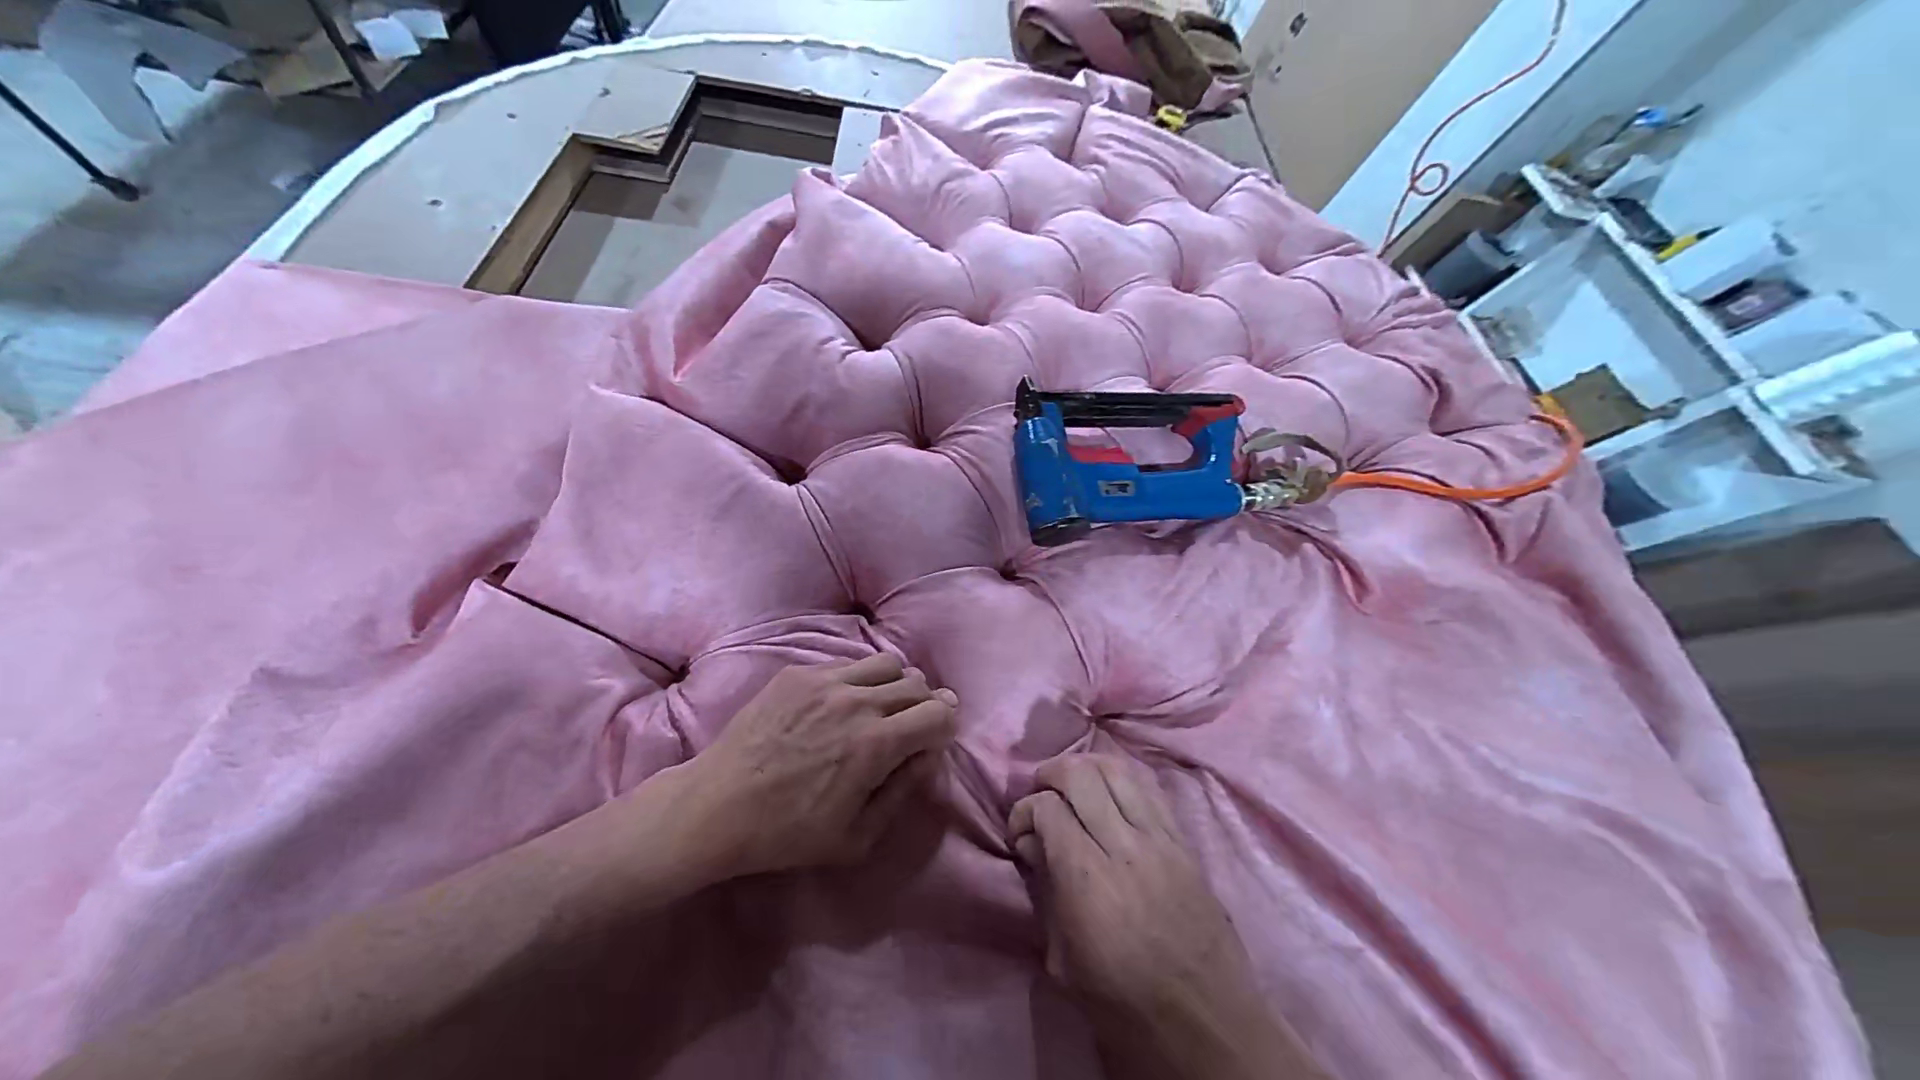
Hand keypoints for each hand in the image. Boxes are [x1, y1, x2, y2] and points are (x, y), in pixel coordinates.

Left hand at [678, 654, 956, 878]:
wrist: (717, 807)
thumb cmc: (788, 833)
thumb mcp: (857, 837)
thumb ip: (904, 791)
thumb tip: (929, 753)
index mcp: (877, 744)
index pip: (940, 713)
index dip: (947, 725)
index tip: (936, 738)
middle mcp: (857, 701)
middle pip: (918, 683)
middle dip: (926, 704)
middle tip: (911, 725)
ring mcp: (825, 681)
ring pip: (887, 663)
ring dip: (896, 683)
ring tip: (880, 706)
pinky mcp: (798, 673)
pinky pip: (848, 663)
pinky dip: (859, 679)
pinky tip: (839, 703)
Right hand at [1009, 755, 1325, 1079]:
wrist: (1206, 1021)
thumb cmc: (1125, 1003)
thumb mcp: (1064, 961)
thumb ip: (1047, 892)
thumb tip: (1034, 846)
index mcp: (1088, 880)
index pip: (1047, 808)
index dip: (1023, 811)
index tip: (1019, 835)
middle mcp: (1124, 846)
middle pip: (1080, 774)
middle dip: (1050, 774)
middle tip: (1040, 795)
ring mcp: (1160, 839)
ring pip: (1118, 769)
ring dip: (1087, 767)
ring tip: (1073, 784)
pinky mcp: (1184, 842)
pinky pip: (1150, 787)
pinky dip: (1123, 777)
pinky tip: (1110, 791)